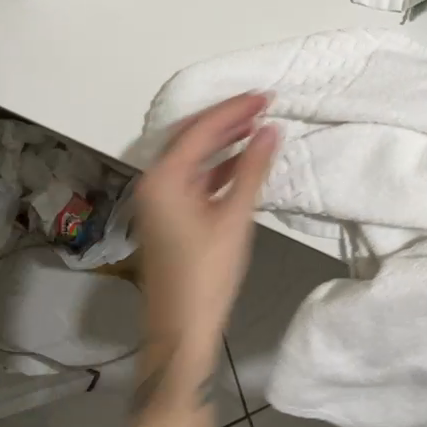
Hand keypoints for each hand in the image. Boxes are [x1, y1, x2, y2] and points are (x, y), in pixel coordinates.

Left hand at [134, 92, 278, 362]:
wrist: (181, 331)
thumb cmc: (208, 274)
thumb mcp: (235, 217)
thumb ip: (253, 168)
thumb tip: (271, 129)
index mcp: (164, 178)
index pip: (201, 129)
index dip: (235, 110)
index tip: (266, 96)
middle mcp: (154, 181)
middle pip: (192, 136)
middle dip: (227, 119)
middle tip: (263, 105)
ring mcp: (159, 198)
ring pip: (192, 155)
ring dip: (223, 139)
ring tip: (257, 126)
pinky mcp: (168, 213)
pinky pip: (193, 174)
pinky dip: (218, 163)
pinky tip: (243, 160)